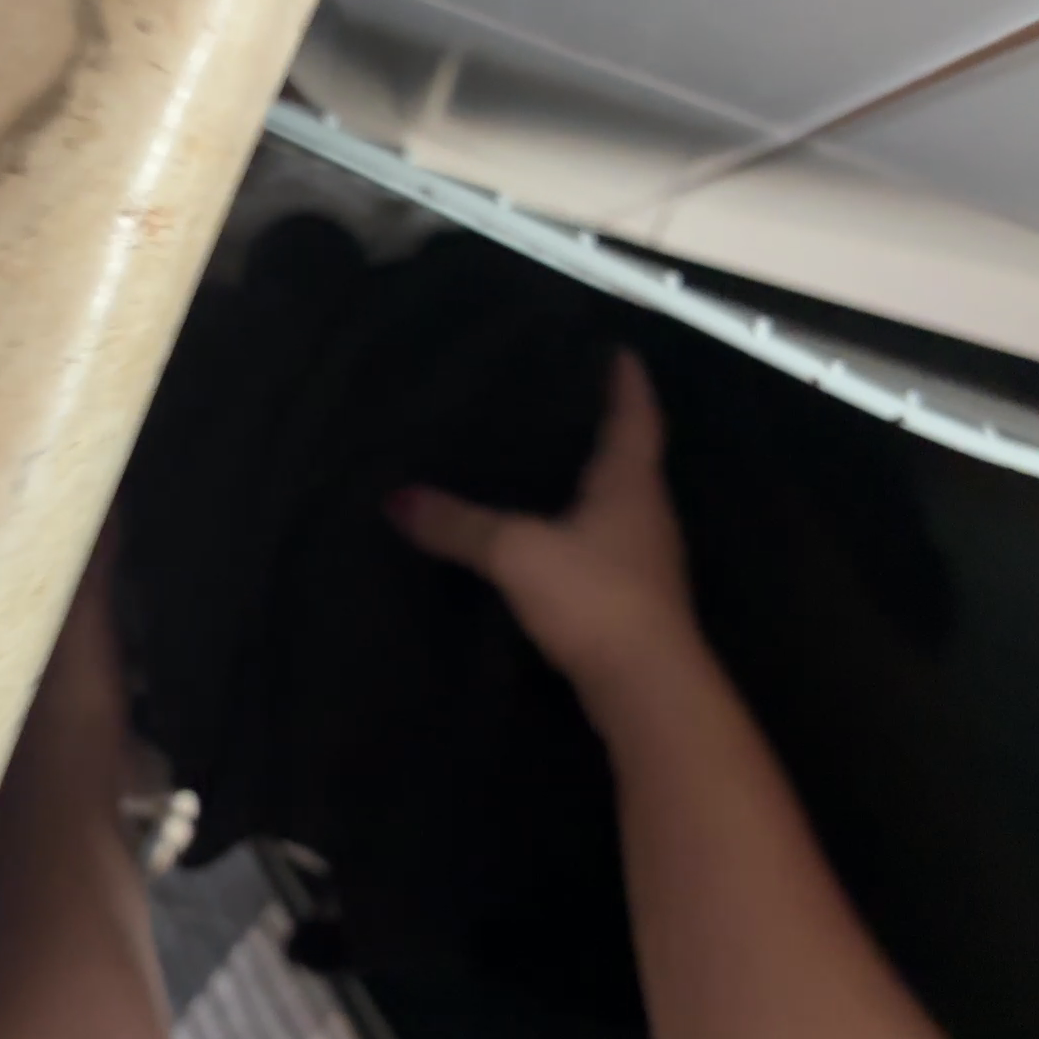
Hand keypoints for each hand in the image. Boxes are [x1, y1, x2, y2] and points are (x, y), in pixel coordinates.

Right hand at [386, 352, 697, 696]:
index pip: (636, 419)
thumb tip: (395, 499)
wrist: (644, 686)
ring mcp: (640, 559)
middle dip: (600, 430)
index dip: (627, 384)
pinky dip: (574, 527)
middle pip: (627, 459)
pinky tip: (543, 535)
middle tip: (560, 403)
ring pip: (611, 505)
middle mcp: (643, 516)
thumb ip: (457, 524)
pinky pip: (596, 544)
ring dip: (587, 481)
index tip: (618, 351)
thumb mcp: (515, 551)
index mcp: (628, 487)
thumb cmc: (592, 597)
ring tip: (544, 463)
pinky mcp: (626, 597)